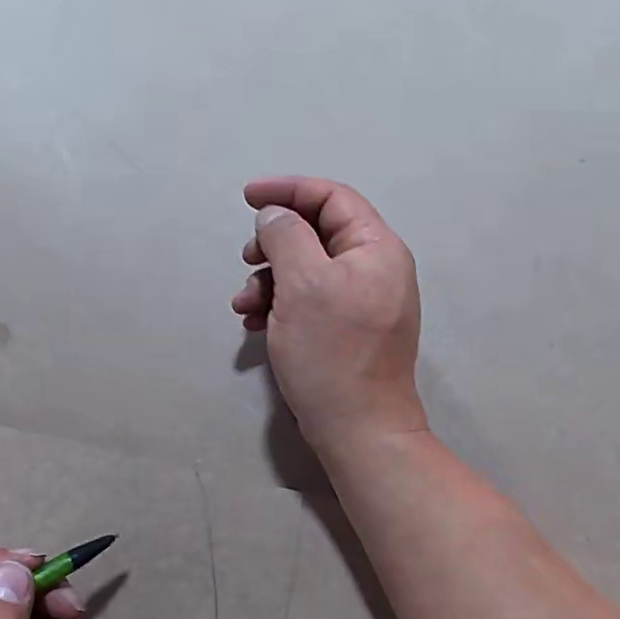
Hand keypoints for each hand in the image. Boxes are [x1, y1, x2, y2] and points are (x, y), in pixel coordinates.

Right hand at [230, 176, 428, 448]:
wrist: (357, 428)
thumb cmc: (330, 353)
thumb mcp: (302, 284)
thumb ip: (286, 237)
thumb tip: (273, 216)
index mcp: (375, 248)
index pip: (331, 197)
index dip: (288, 190)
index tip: (247, 197)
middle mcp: (373, 269)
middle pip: (315, 234)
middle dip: (273, 244)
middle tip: (246, 260)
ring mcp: (360, 302)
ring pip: (305, 270)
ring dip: (269, 280)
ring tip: (244, 307)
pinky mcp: (345, 331)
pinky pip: (308, 301)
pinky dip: (279, 305)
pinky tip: (256, 325)